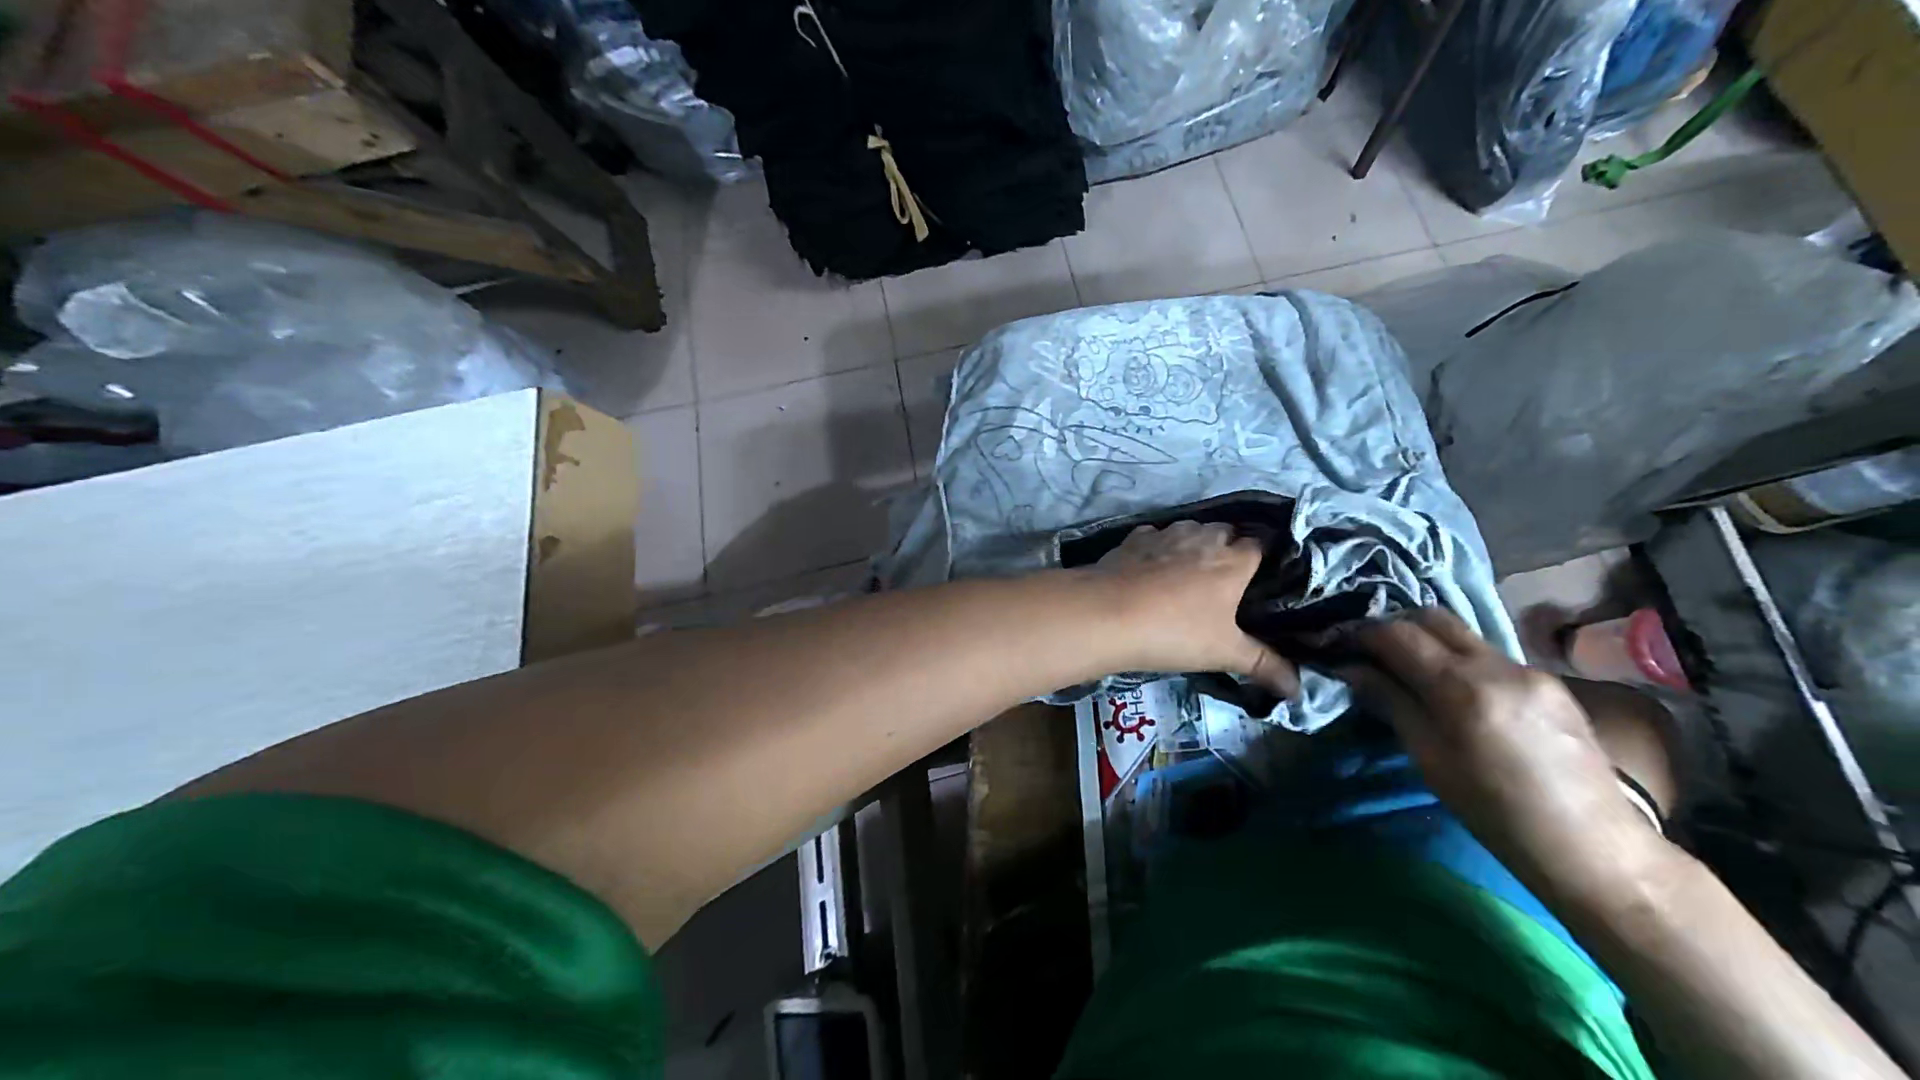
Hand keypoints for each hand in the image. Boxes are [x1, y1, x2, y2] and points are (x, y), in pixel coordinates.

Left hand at [1090, 521, 1298, 697]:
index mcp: (1233, 560)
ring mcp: (1165, 535)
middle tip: (1224, 580)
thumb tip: (1298, 689)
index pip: (1260, 545)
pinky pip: (1153, 537)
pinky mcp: (1132, 540)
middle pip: (1224, 532)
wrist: (1107, 614)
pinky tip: (1150, 569)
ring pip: (1189, 530)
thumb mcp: (1224, 653)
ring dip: (1192, 545)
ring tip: (1188, 572)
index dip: (1262, 558)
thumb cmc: (1175, 632)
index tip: (1261, 577)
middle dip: (1227, 548)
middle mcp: (1202, 538)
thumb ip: (1264, 666)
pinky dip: (1157, 548)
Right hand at [1345, 609, 1670, 900]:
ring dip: (1428, 642)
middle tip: (1369, 651)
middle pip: (1433, 618)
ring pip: (1463, 634)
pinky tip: (1453, 690)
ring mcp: (1530, 670)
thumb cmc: (1494, 811)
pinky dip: (1459, 660)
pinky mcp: (1550, 682)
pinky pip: (1489, 655)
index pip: (1398, 634)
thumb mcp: (1428, 757)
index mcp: (1463, 687)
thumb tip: (1350, 669)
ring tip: (1406, 670)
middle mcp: (1498, 665)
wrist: (1592, 846)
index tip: (1339, 646)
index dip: (1362, 634)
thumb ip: (1390, 701)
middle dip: (1395, 626)